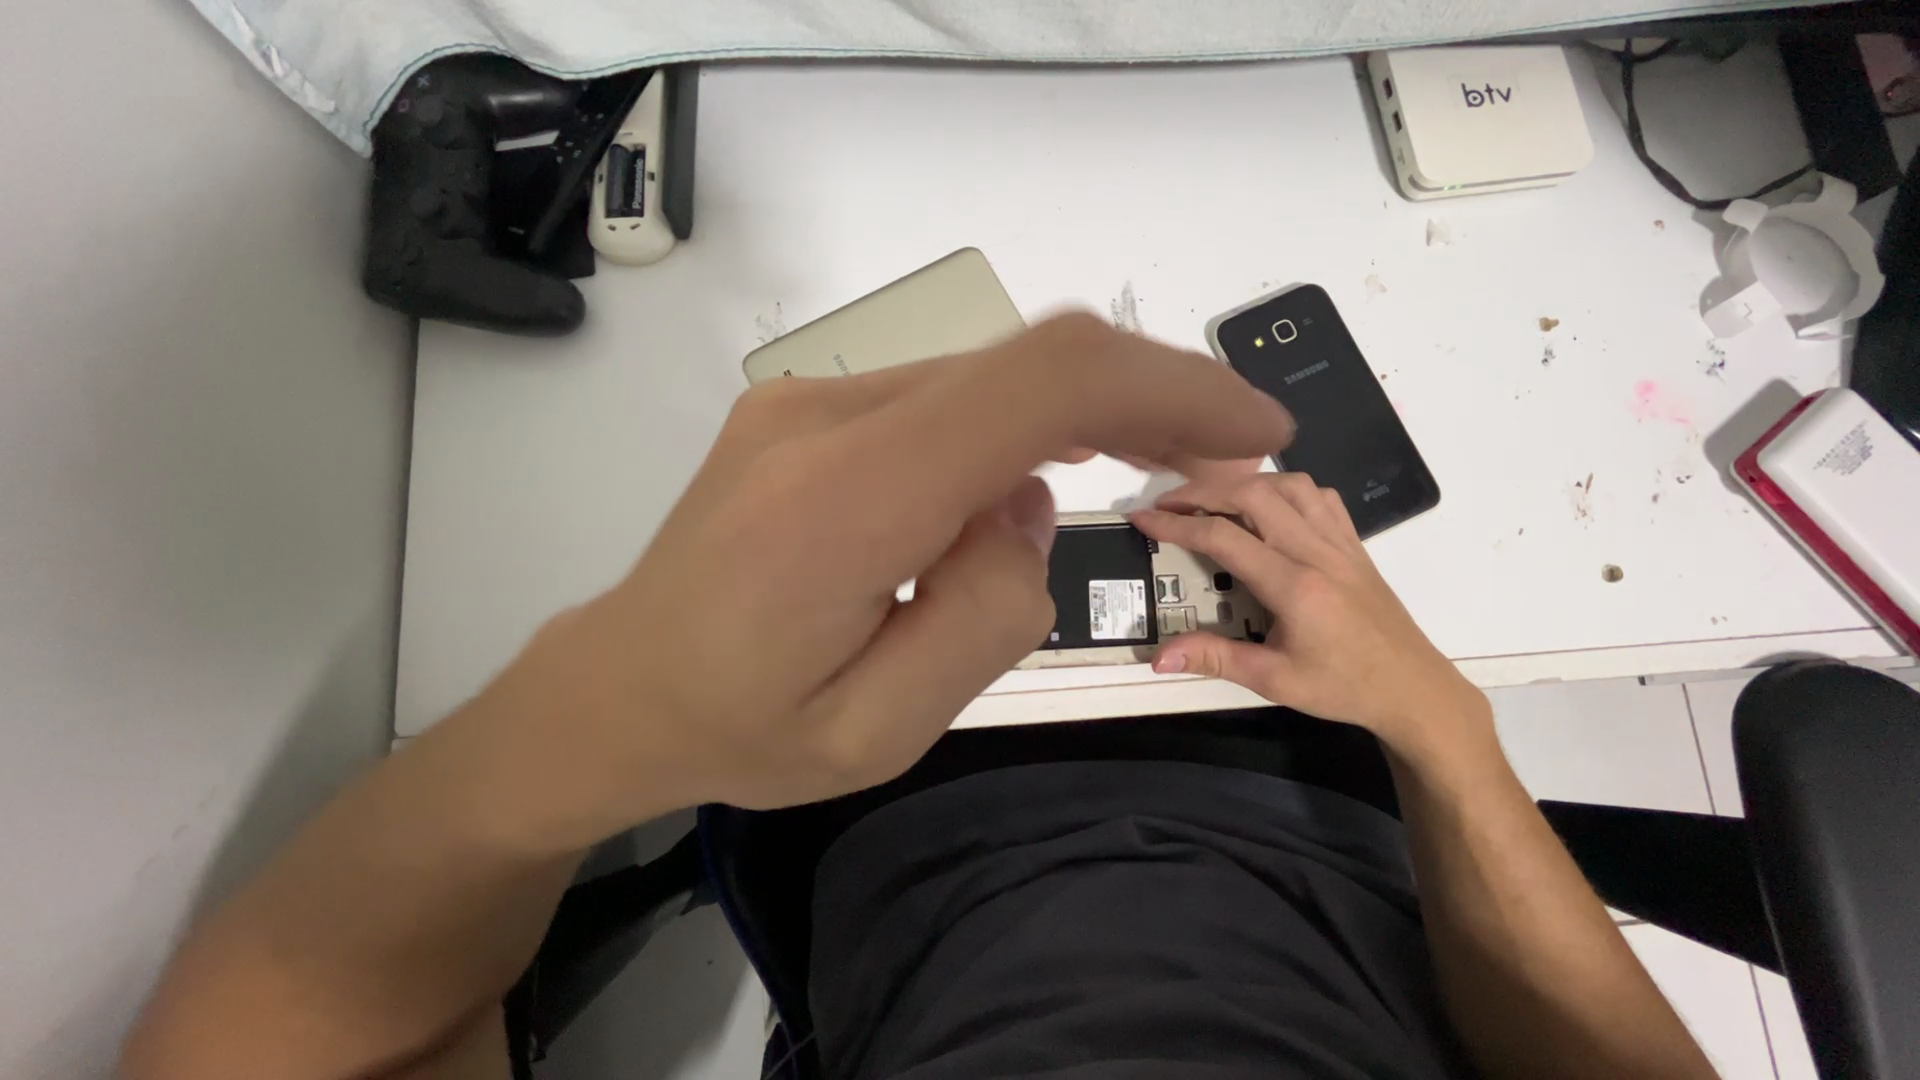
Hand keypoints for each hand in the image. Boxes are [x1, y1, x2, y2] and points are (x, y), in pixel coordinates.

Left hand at [444, 314, 1293, 847]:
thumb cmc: (744, 730)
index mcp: (844, 504)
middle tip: (1220, 458)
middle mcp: (824, 419)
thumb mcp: (884, 728)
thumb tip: (1024, 503)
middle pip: (1024, 365)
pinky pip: (940, 400)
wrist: (620, 687)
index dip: (1167, 387)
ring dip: (1079, 419)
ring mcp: (808, 400)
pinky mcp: (806, 408)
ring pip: (986, 382)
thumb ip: (985, 612)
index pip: (1035, 388)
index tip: (1252, 430)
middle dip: (1146, 399)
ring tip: (1143, 471)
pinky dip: (1015, 428)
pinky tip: (1033, 480)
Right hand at [1129, 472, 1489, 757]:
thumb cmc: (1343, 687)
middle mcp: (1318, 552)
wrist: (1414, 689)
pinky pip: (1319, 497)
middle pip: (1253, 495)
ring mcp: (1341, 543)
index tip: (1142, 519)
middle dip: (1202, 492)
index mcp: (1294, 585)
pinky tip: (1269, 508)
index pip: (1223, 537)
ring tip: (1213, 501)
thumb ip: (1215, 659)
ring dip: (1244, 484)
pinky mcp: (1355, 545)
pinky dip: (1286, 489)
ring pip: (1289, 485)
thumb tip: (1159, 658)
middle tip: (1168, 505)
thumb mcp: (1274, 680)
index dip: (1176, 524)